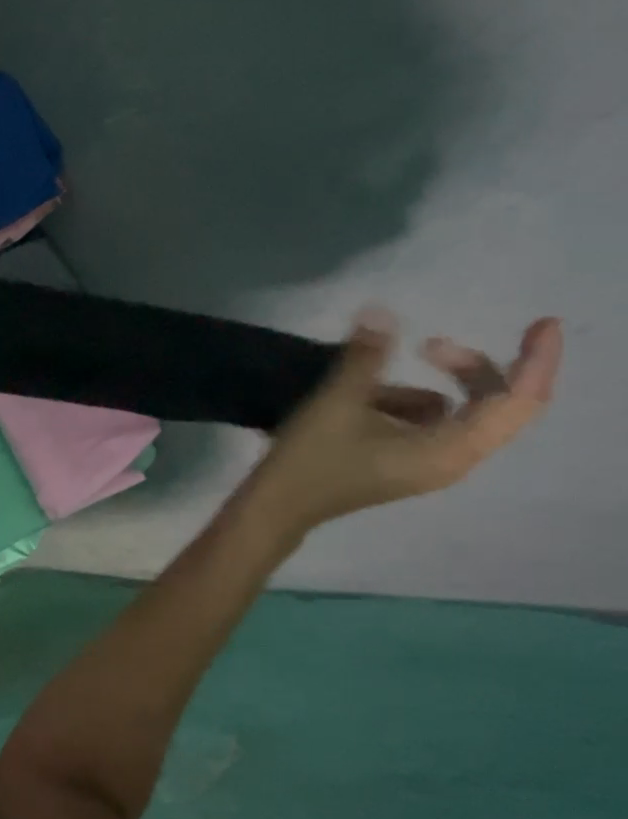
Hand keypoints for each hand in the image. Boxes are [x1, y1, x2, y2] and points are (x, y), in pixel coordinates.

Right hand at [245, 310, 561, 531]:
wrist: (278, 505)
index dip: (535, 360)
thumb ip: (365, 358)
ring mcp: (432, 465)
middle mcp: (455, 459)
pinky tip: (363, 404)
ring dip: (429, 387)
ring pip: (457, 413)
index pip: (518, 400)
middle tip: (425, 345)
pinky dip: (408, 405)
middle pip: (493, 404)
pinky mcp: (408, 465)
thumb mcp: (336, 402)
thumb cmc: (312, 458)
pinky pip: (431, 424)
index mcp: (452, 449)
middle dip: (468, 367)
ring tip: (374, 381)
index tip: (541, 322)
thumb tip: (380, 313)